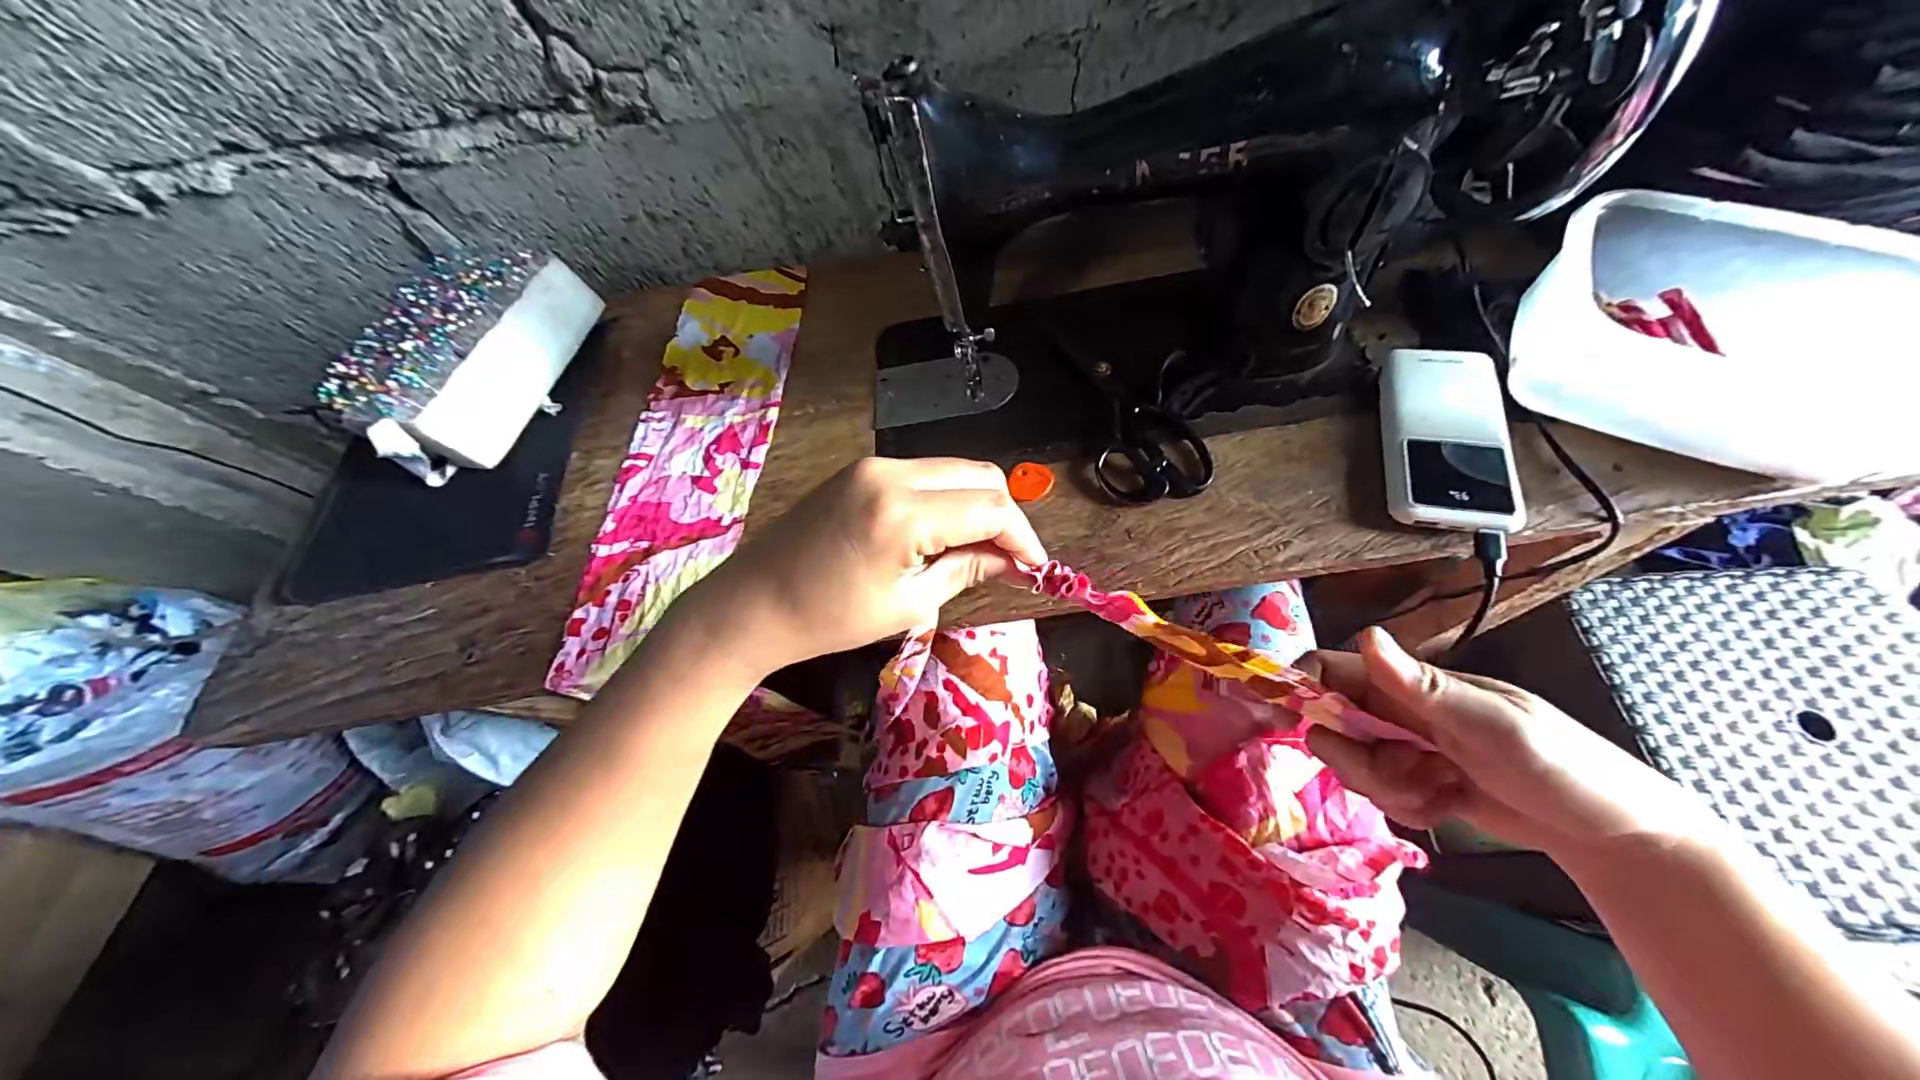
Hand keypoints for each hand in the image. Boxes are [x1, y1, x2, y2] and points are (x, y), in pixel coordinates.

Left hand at [688, 457, 1046, 675]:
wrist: (753, 603)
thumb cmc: (829, 618)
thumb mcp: (909, 603)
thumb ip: (967, 570)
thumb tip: (1014, 562)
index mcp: (903, 512)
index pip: (991, 508)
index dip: (1023, 537)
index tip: (1036, 567)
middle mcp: (891, 473)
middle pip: (979, 475)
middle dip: (1005, 515)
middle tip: (1011, 557)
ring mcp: (872, 465)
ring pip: (952, 470)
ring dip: (975, 504)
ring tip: (977, 549)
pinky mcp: (860, 469)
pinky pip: (922, 474)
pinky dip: (945, 499)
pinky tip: (942, 533)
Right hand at [1302, 627, 1719, 861]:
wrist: (1612, 834)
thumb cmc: (1560, 764)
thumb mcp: (1491, 724)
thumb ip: (1422, 685)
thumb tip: (1366, 634)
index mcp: (1407, 685)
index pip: (1327, 670)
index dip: (1299, 689)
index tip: (1291, 724)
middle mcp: (1397, 712)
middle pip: (1330, 727)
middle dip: (1358, 761)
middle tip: (1409, 772)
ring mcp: (1405, 750)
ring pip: (1352, 766)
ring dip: (1388, 788)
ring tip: (1441, 791)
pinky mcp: (1415, 785)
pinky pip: (1379, 797)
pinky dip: (1407, 808)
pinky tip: (1447, 807)